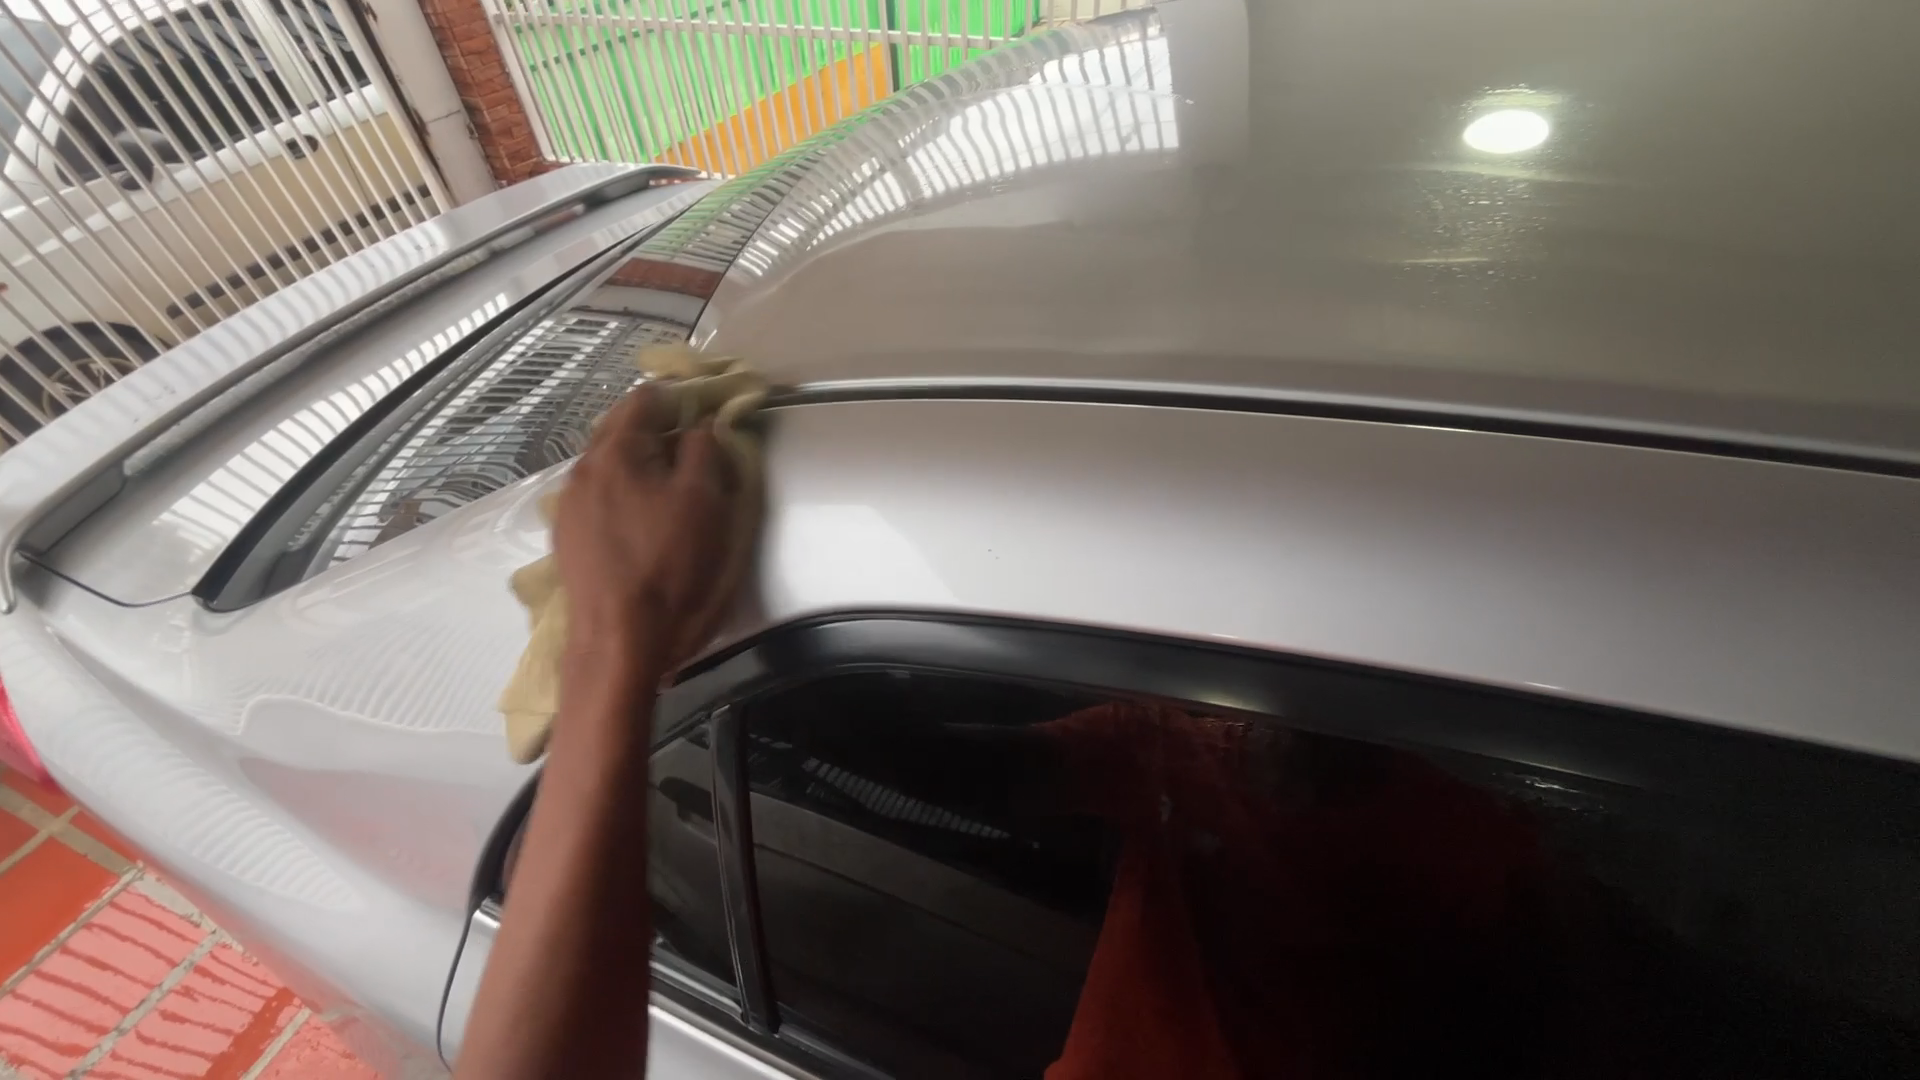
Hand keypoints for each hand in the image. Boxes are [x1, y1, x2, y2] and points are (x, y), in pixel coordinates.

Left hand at [552, 383, 734, 679]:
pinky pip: (603, 499)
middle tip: (701, 457)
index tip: (713, 417)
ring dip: (645, 468)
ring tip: (676, 495)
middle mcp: (583, 470)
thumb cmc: (672, 571)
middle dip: (663, 435)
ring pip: (613, 468)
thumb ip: (706, 451)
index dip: (685, 400)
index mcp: (616, 451)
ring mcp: (570, 507)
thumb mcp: (707, 504)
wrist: (621, 645)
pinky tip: (647, 525)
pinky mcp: (570, 541)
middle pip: (625, 431)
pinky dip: (629, 497)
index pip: (648, 398)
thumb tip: (702, 427)